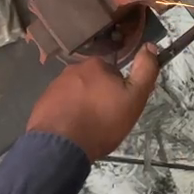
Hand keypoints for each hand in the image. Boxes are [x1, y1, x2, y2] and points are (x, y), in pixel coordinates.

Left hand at [27, 46, 161, 159]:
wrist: (61, 147)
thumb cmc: (102, 121)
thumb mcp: (134, 98)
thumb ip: (145, 71)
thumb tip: (150, 46)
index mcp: (96, 65)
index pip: (114, 74)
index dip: (120, 92)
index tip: (120, 109)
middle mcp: (73, 69)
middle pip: (94, 83)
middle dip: (100, 98)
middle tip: (105, 121)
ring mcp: (54, 86)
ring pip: (77, 94)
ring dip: (83, 106)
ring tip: (88, 129)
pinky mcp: (43, 103)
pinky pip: (60, 106)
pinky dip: (67, 115)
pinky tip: (72, 131)